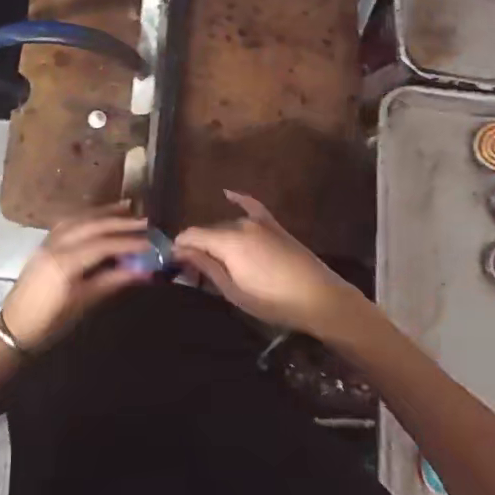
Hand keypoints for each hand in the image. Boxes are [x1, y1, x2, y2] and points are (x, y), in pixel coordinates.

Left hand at [0, 203, 153, 351]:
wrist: (14, 327)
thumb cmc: (50, 321)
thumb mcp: (84, 303)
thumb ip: (112, 281)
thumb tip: (144, 271)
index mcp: (64, 263)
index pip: (102, 245)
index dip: (128, 242)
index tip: (151, 242)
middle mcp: (55, 246)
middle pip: (91, 226)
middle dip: (119, 222)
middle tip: (145, 222)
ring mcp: (47, 243)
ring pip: (78, 219)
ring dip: (103, 213)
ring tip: (127, 210)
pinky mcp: (43, 244)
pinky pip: (67, 223)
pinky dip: (86, 217)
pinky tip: (99, 217)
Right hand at [172, 191, 367, 334]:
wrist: (321, 299)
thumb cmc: (273, 302)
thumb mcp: (233, 291)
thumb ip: (205, 267)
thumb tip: (181, 252)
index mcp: (228, 242)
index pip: (191, 236)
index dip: (179, 248)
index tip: (173, 263)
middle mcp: (240, 225)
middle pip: (208, 232)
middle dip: (197, 247)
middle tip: (194, 270)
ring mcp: (260, 223)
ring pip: (227, 226)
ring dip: (216, 239)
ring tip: (213, 259)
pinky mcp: (275, 227)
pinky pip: (252, 207)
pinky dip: (239, 199)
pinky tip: (227, 193)